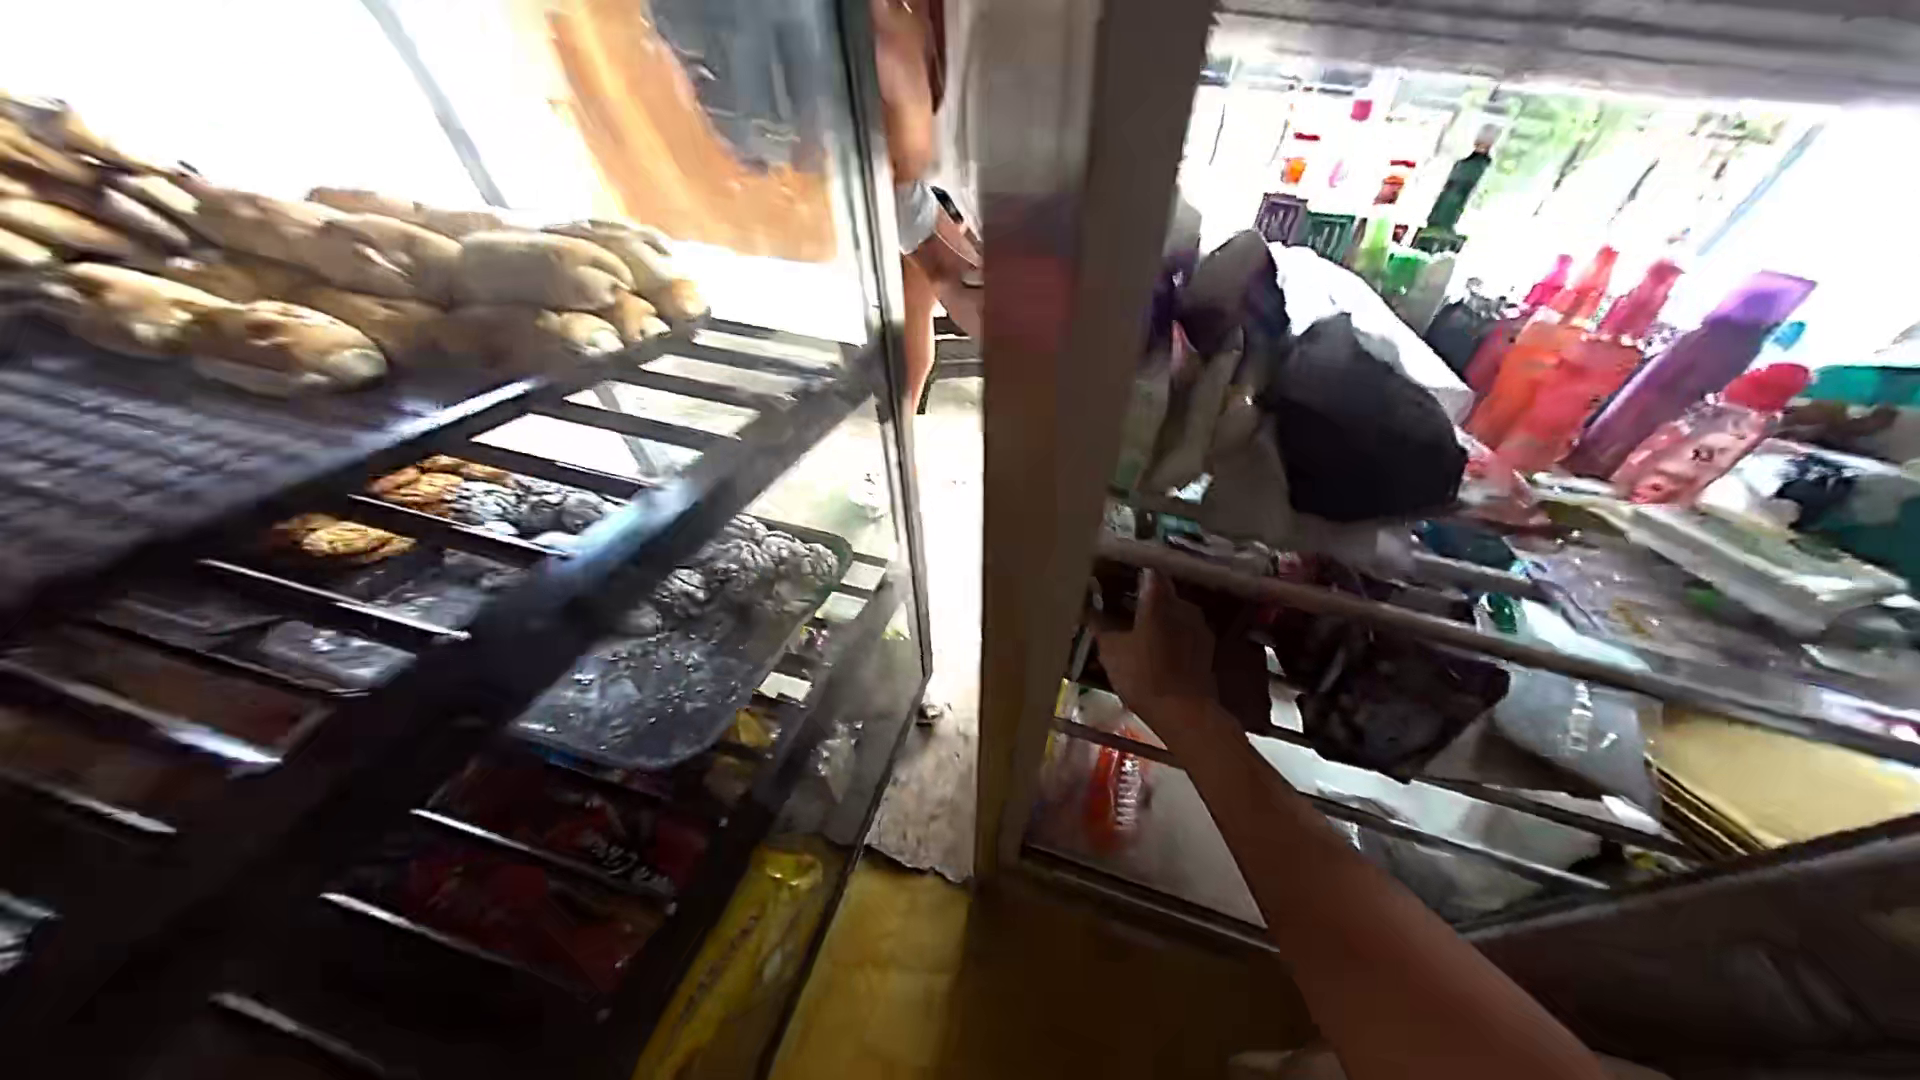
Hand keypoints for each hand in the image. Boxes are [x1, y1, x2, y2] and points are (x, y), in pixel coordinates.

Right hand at [1092, 570, 1217, 730]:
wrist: (1185, 714)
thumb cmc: (1143, 676)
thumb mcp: (1111, 651)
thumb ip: (1099, 624)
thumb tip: (1086, 607)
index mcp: (1159, 599)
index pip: (1147, 570)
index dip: (1131, 570)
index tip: (1115, 574)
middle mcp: (1183, 604)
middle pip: (1161, 590)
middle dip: (1142, 595)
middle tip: (1120, 605)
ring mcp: (1199, 625)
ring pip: (1173, 610)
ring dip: (1157, 615)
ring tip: (1136, 628)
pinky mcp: (1206, 646)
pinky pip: (1184, 629)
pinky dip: (1170, 633)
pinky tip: (1156, 647)